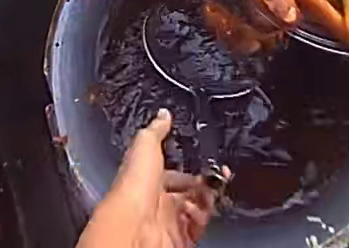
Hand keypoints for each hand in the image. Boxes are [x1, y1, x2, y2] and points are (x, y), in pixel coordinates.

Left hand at [76, 110, 219, 247]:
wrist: (133, 226)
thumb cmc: (133, 185)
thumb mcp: (144, 144)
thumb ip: (156, 129)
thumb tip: (163, 114)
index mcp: (148, 179)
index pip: (174, 170)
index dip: (190, 163)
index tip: (206, 156)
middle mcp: (157, 202)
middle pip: (188, 190)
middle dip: (204, 180)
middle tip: (215, 173)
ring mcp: (168, 222)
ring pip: (197, 208)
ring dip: (208, 197)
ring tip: (210, 189)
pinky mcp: (177, 240)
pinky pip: (198, 228)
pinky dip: (204, 218)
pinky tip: (203, 207)